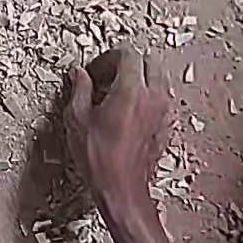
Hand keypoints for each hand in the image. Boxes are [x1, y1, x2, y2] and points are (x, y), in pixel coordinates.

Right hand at [65, 48, 171, 213]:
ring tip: (115, 93)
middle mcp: (153, 98)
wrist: (120, 188)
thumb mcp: (77, 119)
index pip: (128, 55)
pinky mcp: (166, 126)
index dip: (108, 57)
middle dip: (127, 64)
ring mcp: (163, 112)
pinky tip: (126, 112)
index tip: (95, 69)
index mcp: (130, 91)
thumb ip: (79, 90)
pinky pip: (161, 100)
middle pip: (149, 62)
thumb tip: (79, 76)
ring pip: (158, 80)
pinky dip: (146, 98)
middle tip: (106, 76)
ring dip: (139, 79)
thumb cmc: (99, 158)